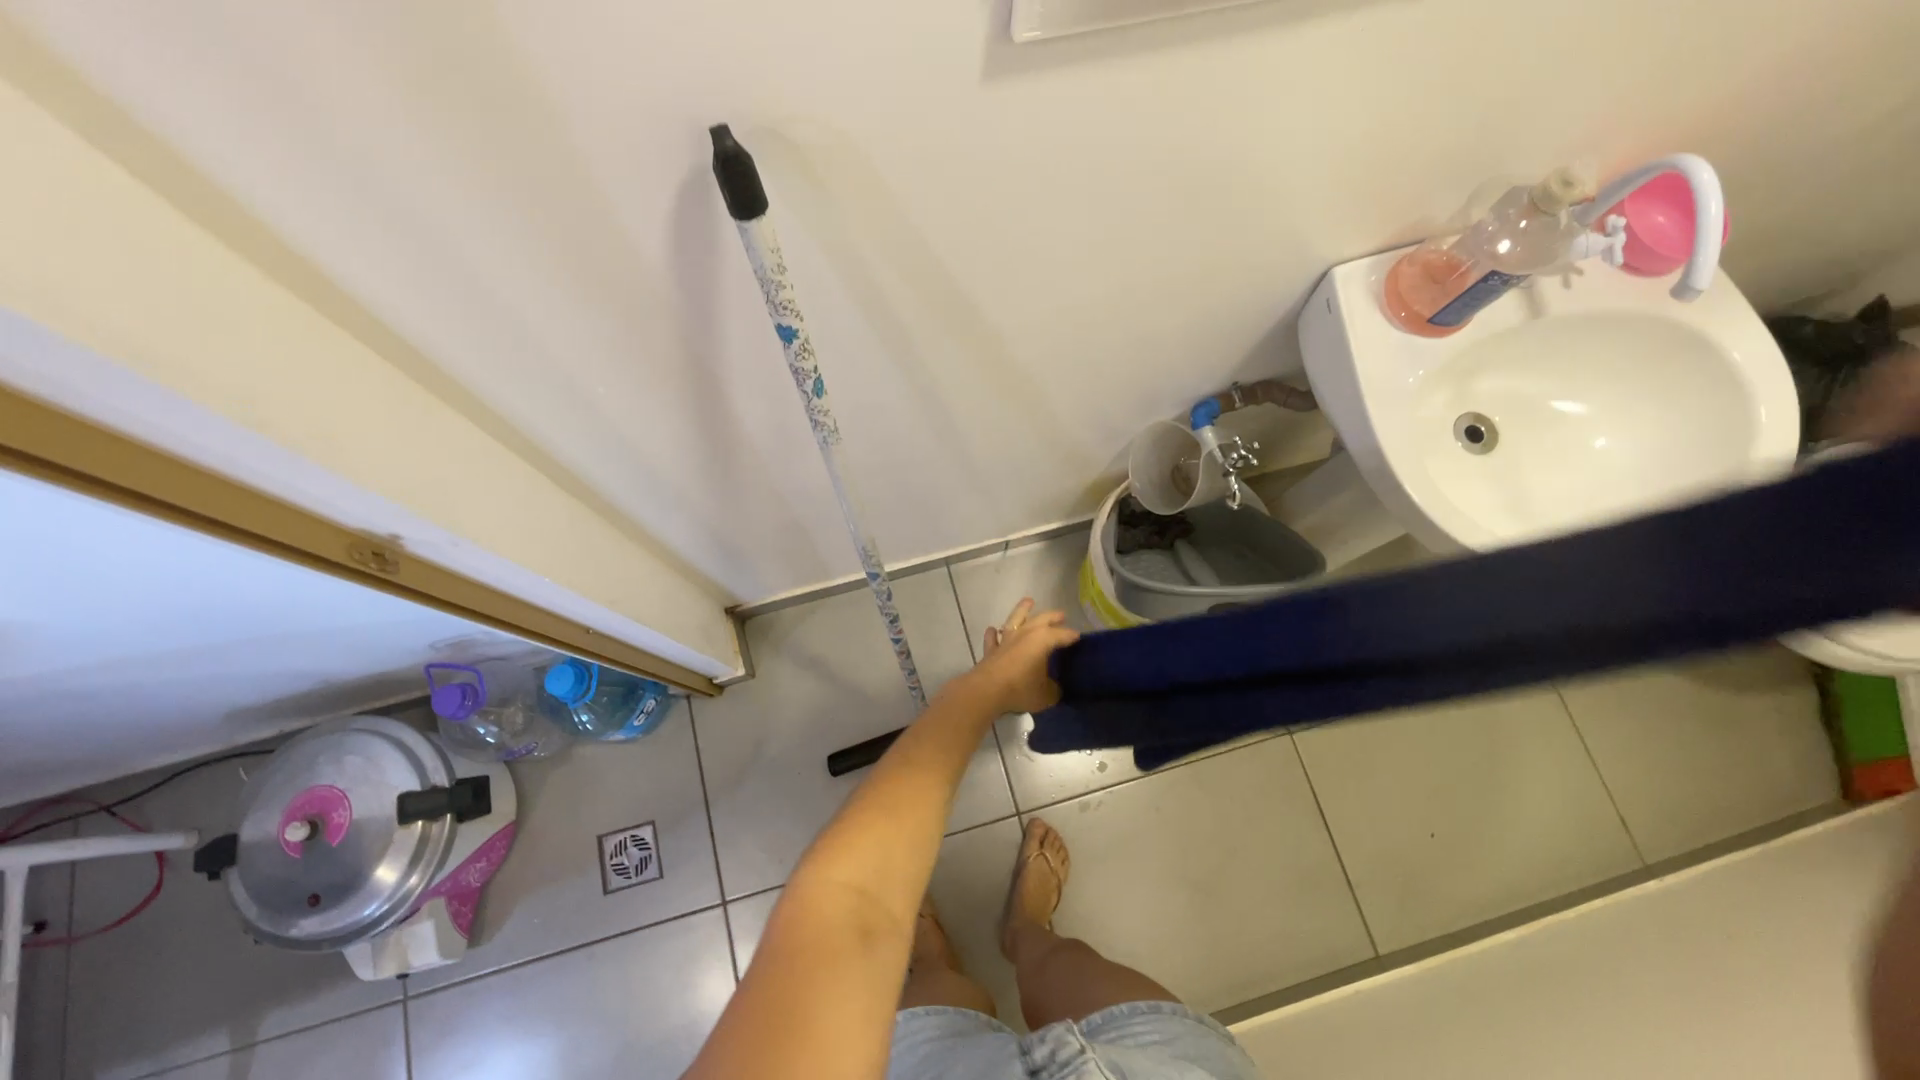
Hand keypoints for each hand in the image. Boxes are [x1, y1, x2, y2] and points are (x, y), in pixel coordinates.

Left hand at [966, 599, 1078, 713]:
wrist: (987, 690)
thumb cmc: (1021, 689)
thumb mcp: (1046, 694)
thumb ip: (1054, 689)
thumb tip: (1055, 688)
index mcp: (1043, 640)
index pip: (1062, 635)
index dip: (1071, 636)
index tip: (1078, 637)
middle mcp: (1025, 633)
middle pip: (1042, 619)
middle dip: (1053, 616)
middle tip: (1061, 615)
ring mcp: (1006, 639)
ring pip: (1015, 618)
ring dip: (1023, 609)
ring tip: (1028, 601)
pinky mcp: (991, 649)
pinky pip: (993, 637)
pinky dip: (994, 633)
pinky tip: (993, 629)